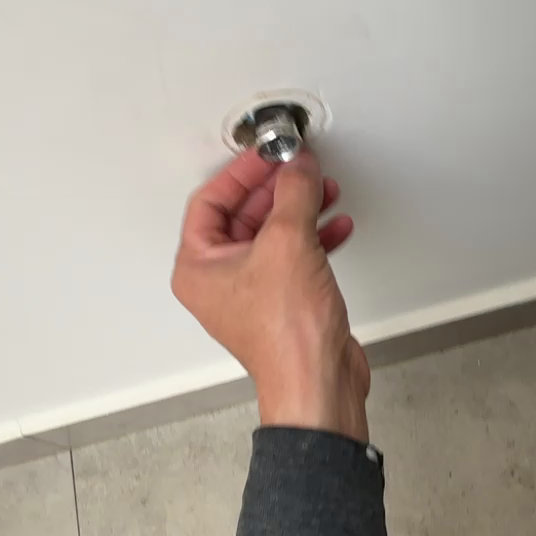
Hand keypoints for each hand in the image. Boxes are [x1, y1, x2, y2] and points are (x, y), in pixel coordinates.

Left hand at [172, 148, 369, 442]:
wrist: (319, 382)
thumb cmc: (287, 336)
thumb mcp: (287, 244)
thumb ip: (293, 194)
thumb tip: (297, 166)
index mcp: (198, 267)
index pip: (209, 200)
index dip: (241, 172)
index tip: (268, 153)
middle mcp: (220, 279)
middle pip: (243, 214)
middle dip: (277, 188)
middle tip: (300, 166)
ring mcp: (252, 292)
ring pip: (273, 234)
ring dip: (300, 209)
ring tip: (324, 190)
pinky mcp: (284, 301)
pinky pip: (295, 256)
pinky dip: (315, 236)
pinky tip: (336, 224)